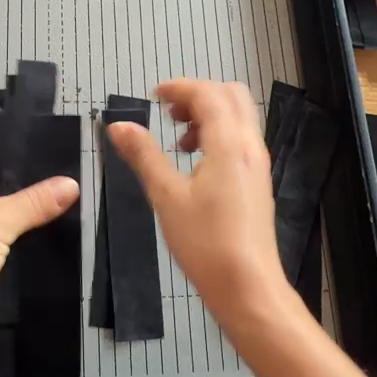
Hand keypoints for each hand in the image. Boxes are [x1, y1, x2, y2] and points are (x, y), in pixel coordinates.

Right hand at [106, 78, 288, 321]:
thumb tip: (118, 126)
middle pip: (230, 95)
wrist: (249, 288)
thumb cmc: (205, 243)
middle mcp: (250, 145)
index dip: (179, 88)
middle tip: (169, 114)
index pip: (207, 94)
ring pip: (237, 116)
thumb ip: (144, 156)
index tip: (153, 97)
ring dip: (208, 114)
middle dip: (197, 95)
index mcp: (229, 143)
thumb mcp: (166, 196)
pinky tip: (195, 163)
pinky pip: (240, 137)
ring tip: (178, 141)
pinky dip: (217, 133)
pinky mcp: (258, 179)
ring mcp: (258, 162)